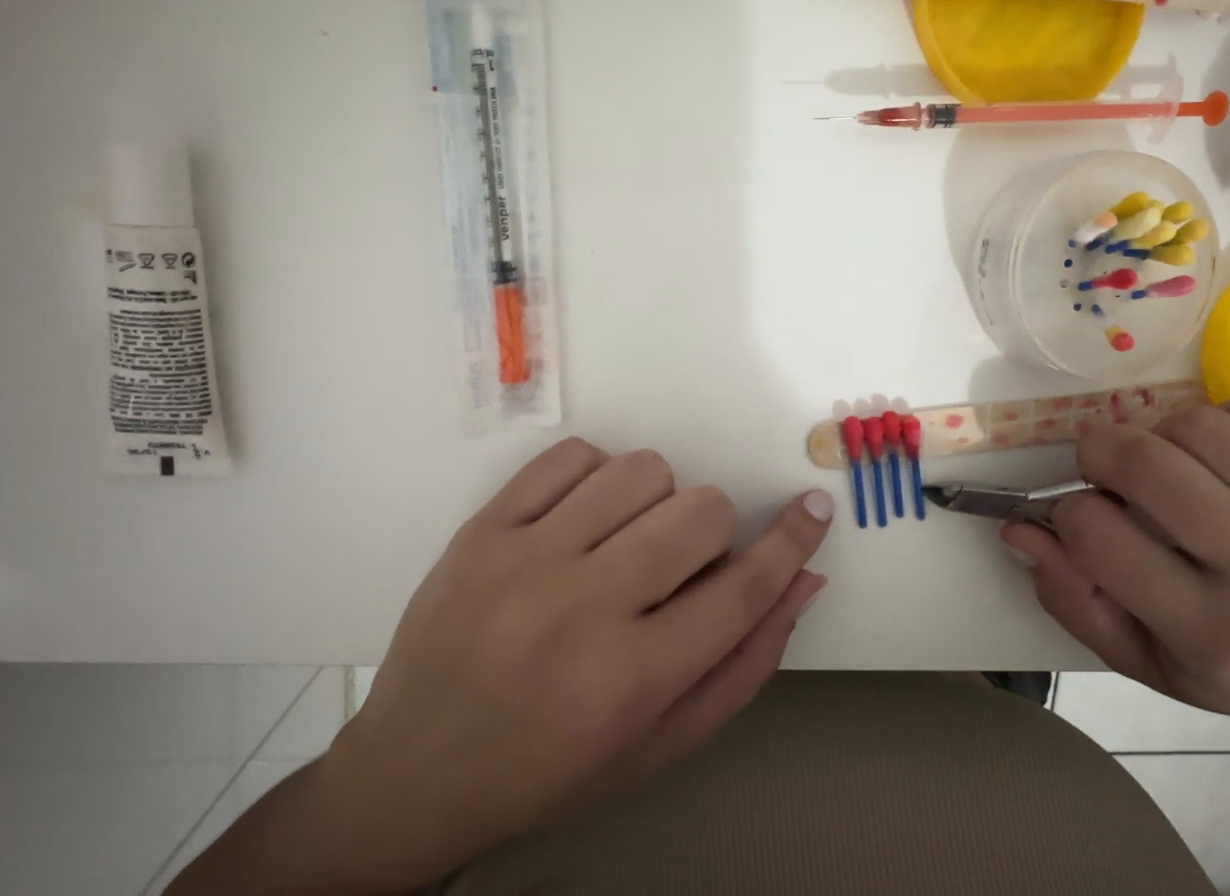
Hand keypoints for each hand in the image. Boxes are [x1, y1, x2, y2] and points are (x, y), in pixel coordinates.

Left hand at [311, 439, 830, 889]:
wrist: (415, 773)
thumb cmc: (553, 770)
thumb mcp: (661, 742)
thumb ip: (743, 663)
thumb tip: (804, 581)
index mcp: (633, 678)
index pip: (744, 585)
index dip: (793, 541)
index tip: (814, 509)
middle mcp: (581, 607)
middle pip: (700, 512)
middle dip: (713, 532)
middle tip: (680, 568)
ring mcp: (524, 559)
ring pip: (640, 471)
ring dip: (658, 500)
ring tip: (628, 541)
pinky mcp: (480, 528)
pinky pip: (570, 457)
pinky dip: (597, 475)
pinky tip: (584, 518)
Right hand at [1001, 394, 1229, 735]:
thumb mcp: (1149, 662)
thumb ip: (1074, 600)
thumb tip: (1019, 527)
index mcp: (1212, 633)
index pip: (1099, 535)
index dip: (1068, 511)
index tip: (1080, 517)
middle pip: (1150, 466)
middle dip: (1099, 449)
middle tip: (1101, 464)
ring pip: (1201, 427)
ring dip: (1159, 432)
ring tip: (1165, 462)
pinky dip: (1220, 417)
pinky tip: (1220, 453)